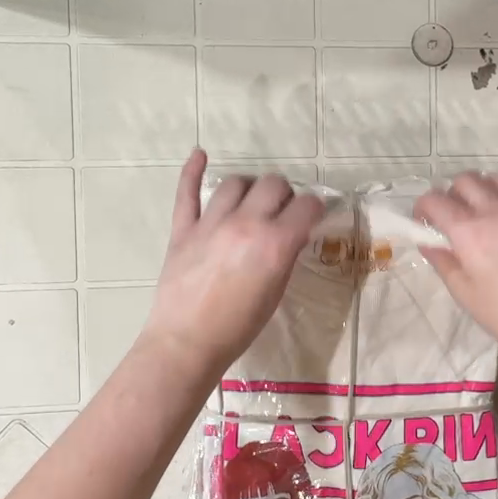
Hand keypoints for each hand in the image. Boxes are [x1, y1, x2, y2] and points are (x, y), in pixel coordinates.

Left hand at [141, 150, 324, 378]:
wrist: (187, 343)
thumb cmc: (239, 327)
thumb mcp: (276, 291)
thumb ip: (285, 255)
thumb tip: (291, 233)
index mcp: (275, 243)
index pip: (307, 204)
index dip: (314, 208)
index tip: (312, 216)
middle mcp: (246, 224)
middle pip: (273, 184)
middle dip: (283, 194)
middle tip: (281, 212)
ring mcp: (211, 223)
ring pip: (235, 182)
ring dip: (248, 189)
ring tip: (249, 202)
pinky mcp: (183, 229)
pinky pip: (186, 191)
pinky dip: (192, 170)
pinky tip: (200, 155)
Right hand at [413, 164, 497, 357]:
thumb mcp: (463, 293)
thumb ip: (443, 261)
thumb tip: (429, 243)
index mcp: (469, 234)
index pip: (436, 202)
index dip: (422, 207)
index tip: (422, 220)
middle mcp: (496, 214)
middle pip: (467, 182)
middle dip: (451, 192)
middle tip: (451, 213)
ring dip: (484, 184)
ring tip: (480, 199)